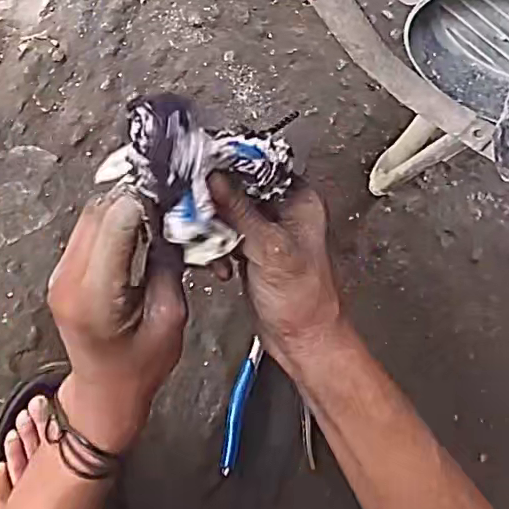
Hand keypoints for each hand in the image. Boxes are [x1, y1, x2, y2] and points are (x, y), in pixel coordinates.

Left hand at [46, 192, 186, 454]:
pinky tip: (133, 231)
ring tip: (151, 219)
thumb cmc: (138, 368)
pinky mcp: (62, 273)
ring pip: (90, 216)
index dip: (145, 205)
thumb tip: (169, 223)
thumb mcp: (170, 317)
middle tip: (164, 207)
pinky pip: (85, 231)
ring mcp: (60, 276)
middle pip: (99, 212)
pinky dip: (111, 223)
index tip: (168, 203)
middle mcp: (69, 281)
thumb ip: (168, 265)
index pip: (115, 223)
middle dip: (134, 201)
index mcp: (95, 296)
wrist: (104, 392)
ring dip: (121, 209)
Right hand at [209, 173, 346, 365]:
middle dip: (216, 206)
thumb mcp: (269, 248)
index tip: (203, 171)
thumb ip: (240, 211)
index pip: (258, 168)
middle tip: (203, 217)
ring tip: (216, 250)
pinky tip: (220, 265)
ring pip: (226, 214)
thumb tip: (216, 180)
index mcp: (299, 200)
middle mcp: (282, 212)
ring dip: (214, 231)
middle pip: (237, 190)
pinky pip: (223, 237)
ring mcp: (264, 232)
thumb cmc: (305, 300)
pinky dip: (216, 249)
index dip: (230, 169)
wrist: (301, 340)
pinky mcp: (249, 250)